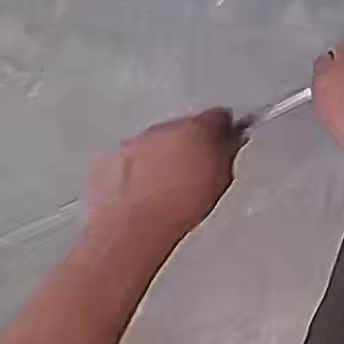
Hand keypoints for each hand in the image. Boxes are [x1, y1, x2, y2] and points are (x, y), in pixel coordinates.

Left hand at [86, 109, 240, 238]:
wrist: (134, 229)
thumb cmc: (177, 208)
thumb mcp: (221, 180)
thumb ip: (228, 154)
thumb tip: (231, 143)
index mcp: (198, 129)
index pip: (219, 115)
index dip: (225, 128)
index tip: (226, 138)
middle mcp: (166, 128)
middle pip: (186, 126)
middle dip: (192, 142)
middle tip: (197, 167)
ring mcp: (137, 141)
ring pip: (159, 139)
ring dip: (165, 153)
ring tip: (170, 183)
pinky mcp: (113, 156)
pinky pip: (133, 155)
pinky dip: (140, 166)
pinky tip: (147, 188)